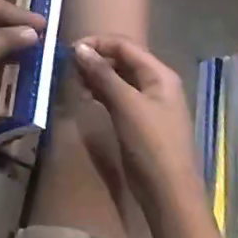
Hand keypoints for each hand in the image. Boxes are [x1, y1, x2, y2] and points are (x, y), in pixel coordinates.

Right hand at [71, 37, 199, 209]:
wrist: (169, 194)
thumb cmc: (151, 144)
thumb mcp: (126, 105)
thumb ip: (103, 74)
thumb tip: (80, 48)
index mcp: (159, 74)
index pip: (125, 46)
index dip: (98, 43)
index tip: (70, 49)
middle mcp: (156, 83)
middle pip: (123, 60)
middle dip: (96, 59)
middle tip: (68, 67)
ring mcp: (149, 104)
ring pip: (119, 79)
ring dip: (97, 76)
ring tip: (74, 81)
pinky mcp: (140, 121)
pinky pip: (119, 97)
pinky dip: (102, 93)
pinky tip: (86, 97)